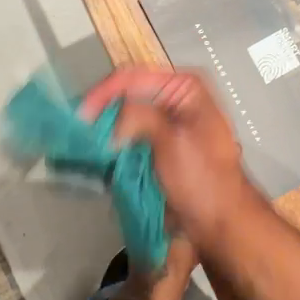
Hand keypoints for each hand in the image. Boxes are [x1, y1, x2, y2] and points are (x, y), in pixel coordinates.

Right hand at [81, 67, 264, 249]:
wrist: (222, 222)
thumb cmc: (202, 177)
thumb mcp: (171, 140)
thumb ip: (137, 117)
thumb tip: (108, 124)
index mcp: (183, 87)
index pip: (132, 77)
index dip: (103, 93)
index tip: (80, 117)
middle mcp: (175, 99)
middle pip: (127, 96)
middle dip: (102, 113)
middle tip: (77, 132)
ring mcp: (168, 125)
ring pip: (126, 119)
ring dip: (105, 132)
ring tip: (81, 147)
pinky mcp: (160, 149)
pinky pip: (130, 140)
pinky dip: (114, 148)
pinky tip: (98, 159)